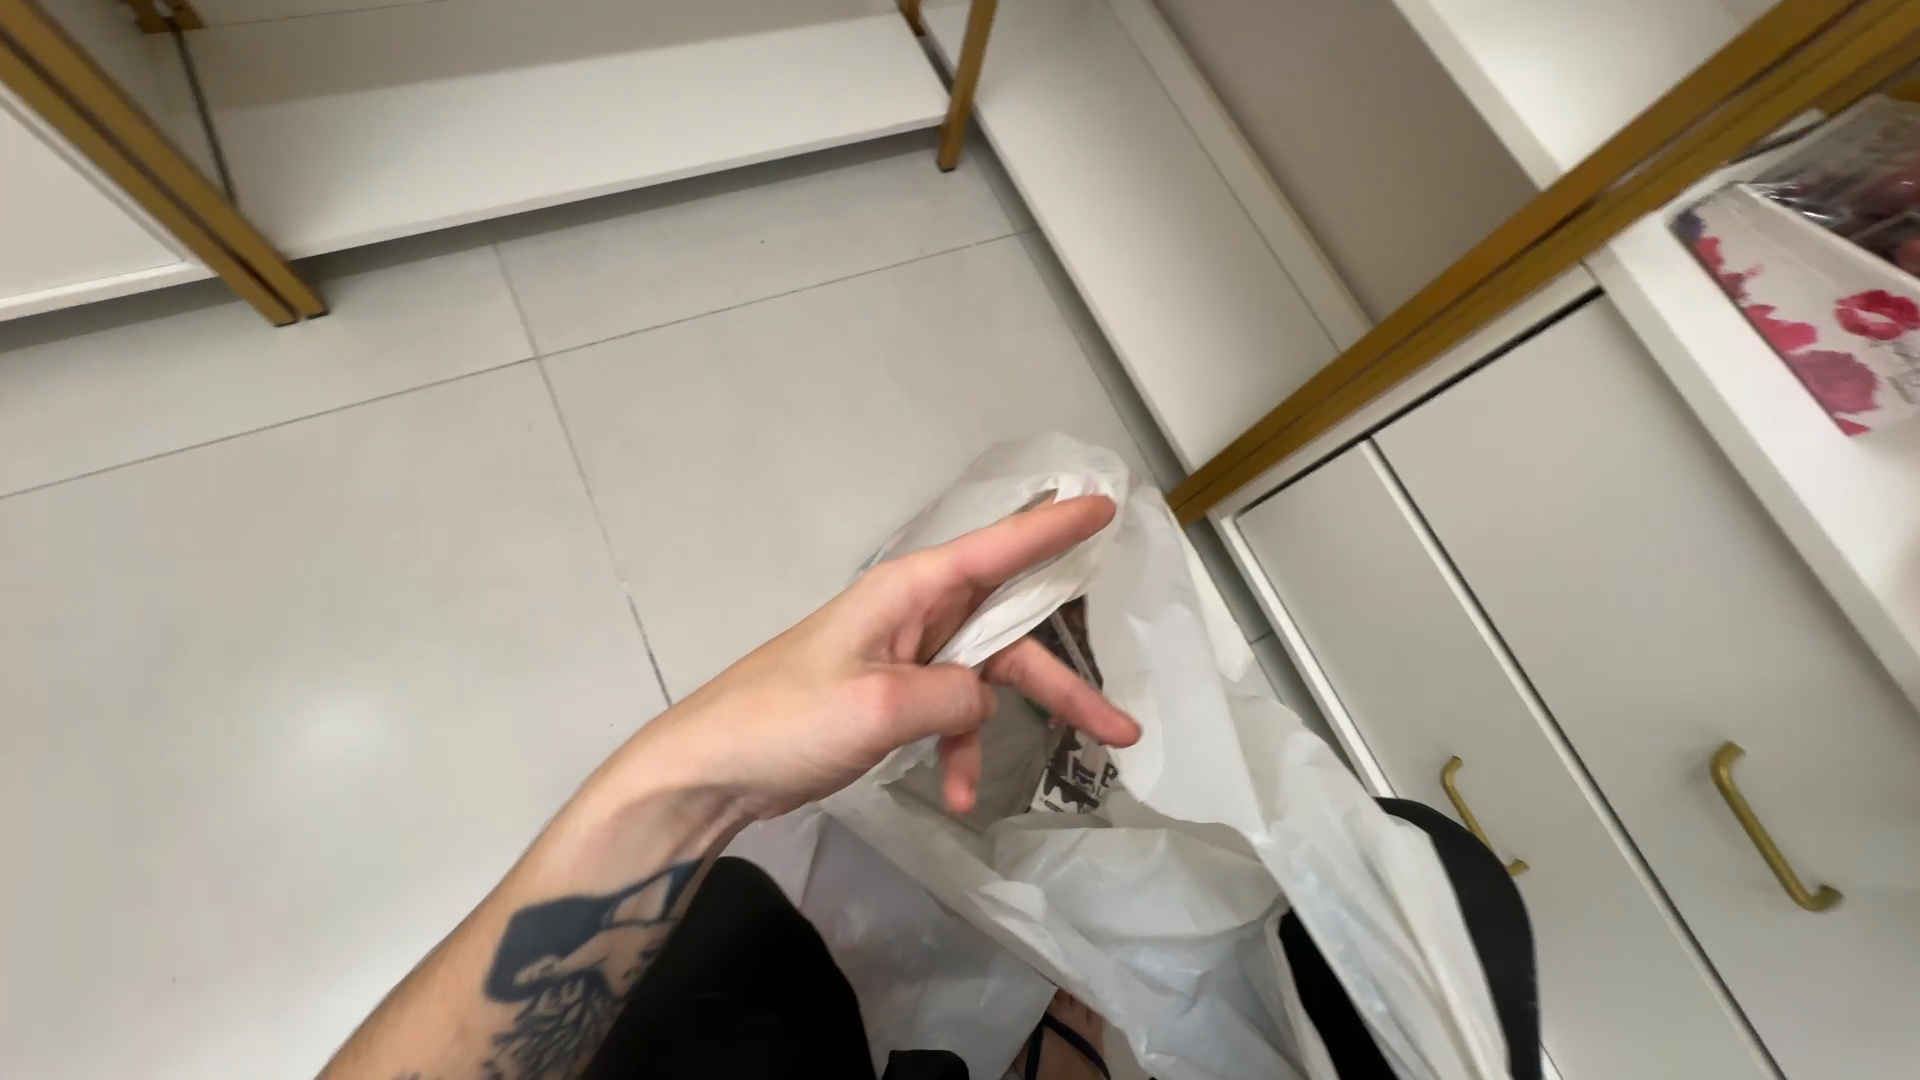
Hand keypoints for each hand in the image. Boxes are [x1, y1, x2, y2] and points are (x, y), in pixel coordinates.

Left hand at [607, 495, 1140, 819]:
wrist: (712, 769)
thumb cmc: (785, 719)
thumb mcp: (878, 705)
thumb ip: (952, 696)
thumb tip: (985, 696)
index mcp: (909, 591)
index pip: (996, 548)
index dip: (1053, 528)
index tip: (1103, 506)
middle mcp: (915, 613)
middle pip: (1007, 629)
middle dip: (1062, 678)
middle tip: (1119, 725)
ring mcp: (907, 656)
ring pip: (986, 678)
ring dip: (1017, 726)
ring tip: (1057, 782)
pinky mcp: (897, 695)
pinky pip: (950, 714)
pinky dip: (961, 750)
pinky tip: (959, 794)